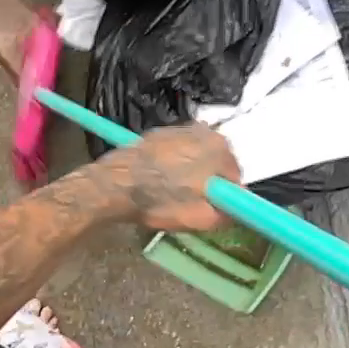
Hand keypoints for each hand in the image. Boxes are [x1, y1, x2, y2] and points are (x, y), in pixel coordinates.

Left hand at [97, 125, 239, 231]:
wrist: (114, 185)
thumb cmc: (160, 201)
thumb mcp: (199, 219)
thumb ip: (224, 216)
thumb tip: (231, 213)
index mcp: (222, 148)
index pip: (234, 178)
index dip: (224, 197)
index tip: (210, 209)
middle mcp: (205, 131)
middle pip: (215, 163)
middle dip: (207, 181)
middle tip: (188, 202)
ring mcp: (180, 128)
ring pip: (195, 156)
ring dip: (189, 171)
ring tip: (170, 192)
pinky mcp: (158, 133)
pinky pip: (176, 152)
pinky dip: (172, 163)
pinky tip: (158, 179)